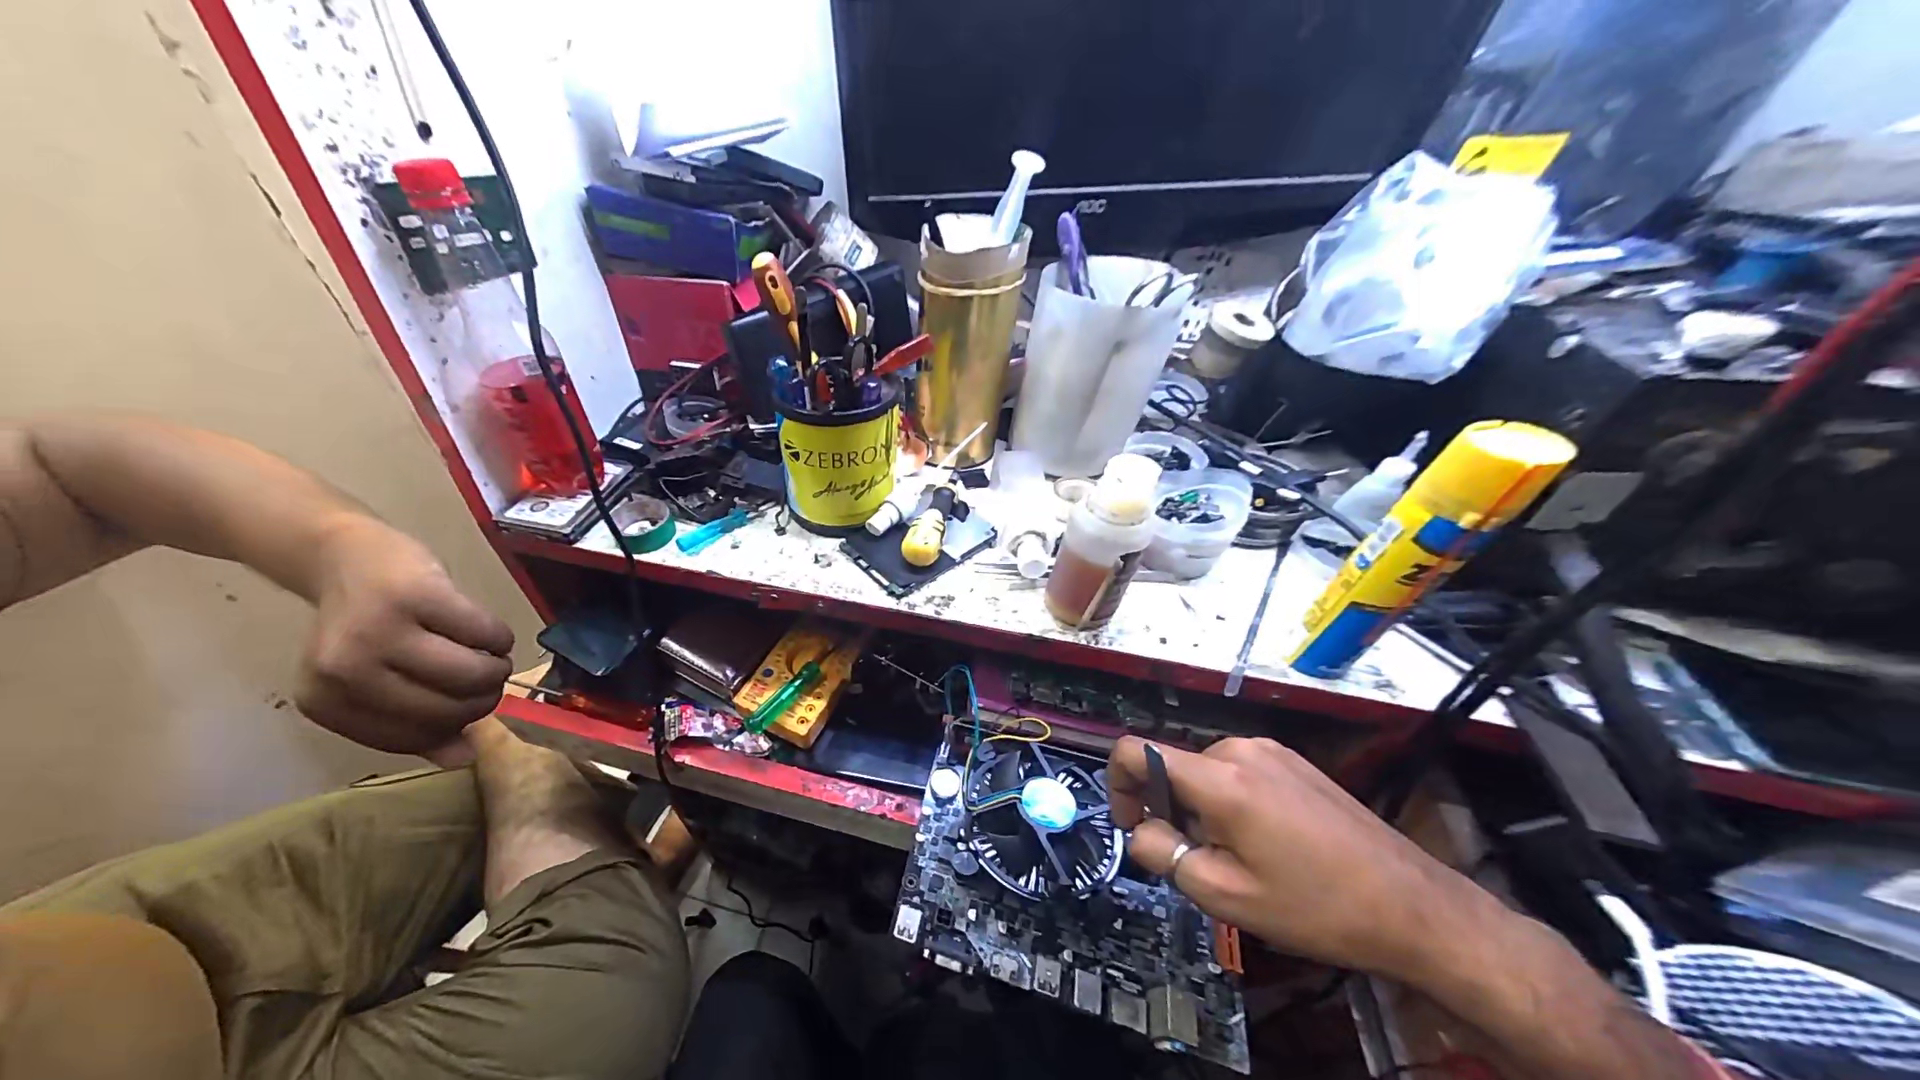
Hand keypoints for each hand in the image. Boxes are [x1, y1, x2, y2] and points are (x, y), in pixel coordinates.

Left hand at [294, 521, 514, 753]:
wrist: (348, 556)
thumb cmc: (368, 625)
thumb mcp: (379, 680)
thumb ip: (416, 724)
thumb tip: (464, 758)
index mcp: (327, 701)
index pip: (413, 736)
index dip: (456, 724)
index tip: (468, 704)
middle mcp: (346, 671)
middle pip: (448, 708)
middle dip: (485, 697)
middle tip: (490, 679)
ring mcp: (382, 631)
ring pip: (470, 675)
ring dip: (497, 669)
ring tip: (493, 657)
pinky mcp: (420, 596)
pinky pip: (485, 634)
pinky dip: (500, 638)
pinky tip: (492, 634)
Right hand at [1107, 736, 1497, 982]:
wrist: (1413, 906)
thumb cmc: (1317, 905)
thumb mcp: (1227, 896)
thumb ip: (1164, 856)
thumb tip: (1139, 831)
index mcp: (1220, 779)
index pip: (1136, 751)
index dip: (1117, 784)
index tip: (1132, 825)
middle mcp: (1241, 750)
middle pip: (1173, 768)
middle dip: (1170, 811)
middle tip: (1202, 862)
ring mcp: (1272, 752)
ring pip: (1205, 774)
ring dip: (1202, 810)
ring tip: (1242, 859)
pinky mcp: (1292, 762)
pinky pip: (1237, 774)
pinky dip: (1230, 803)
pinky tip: (1268, 844)